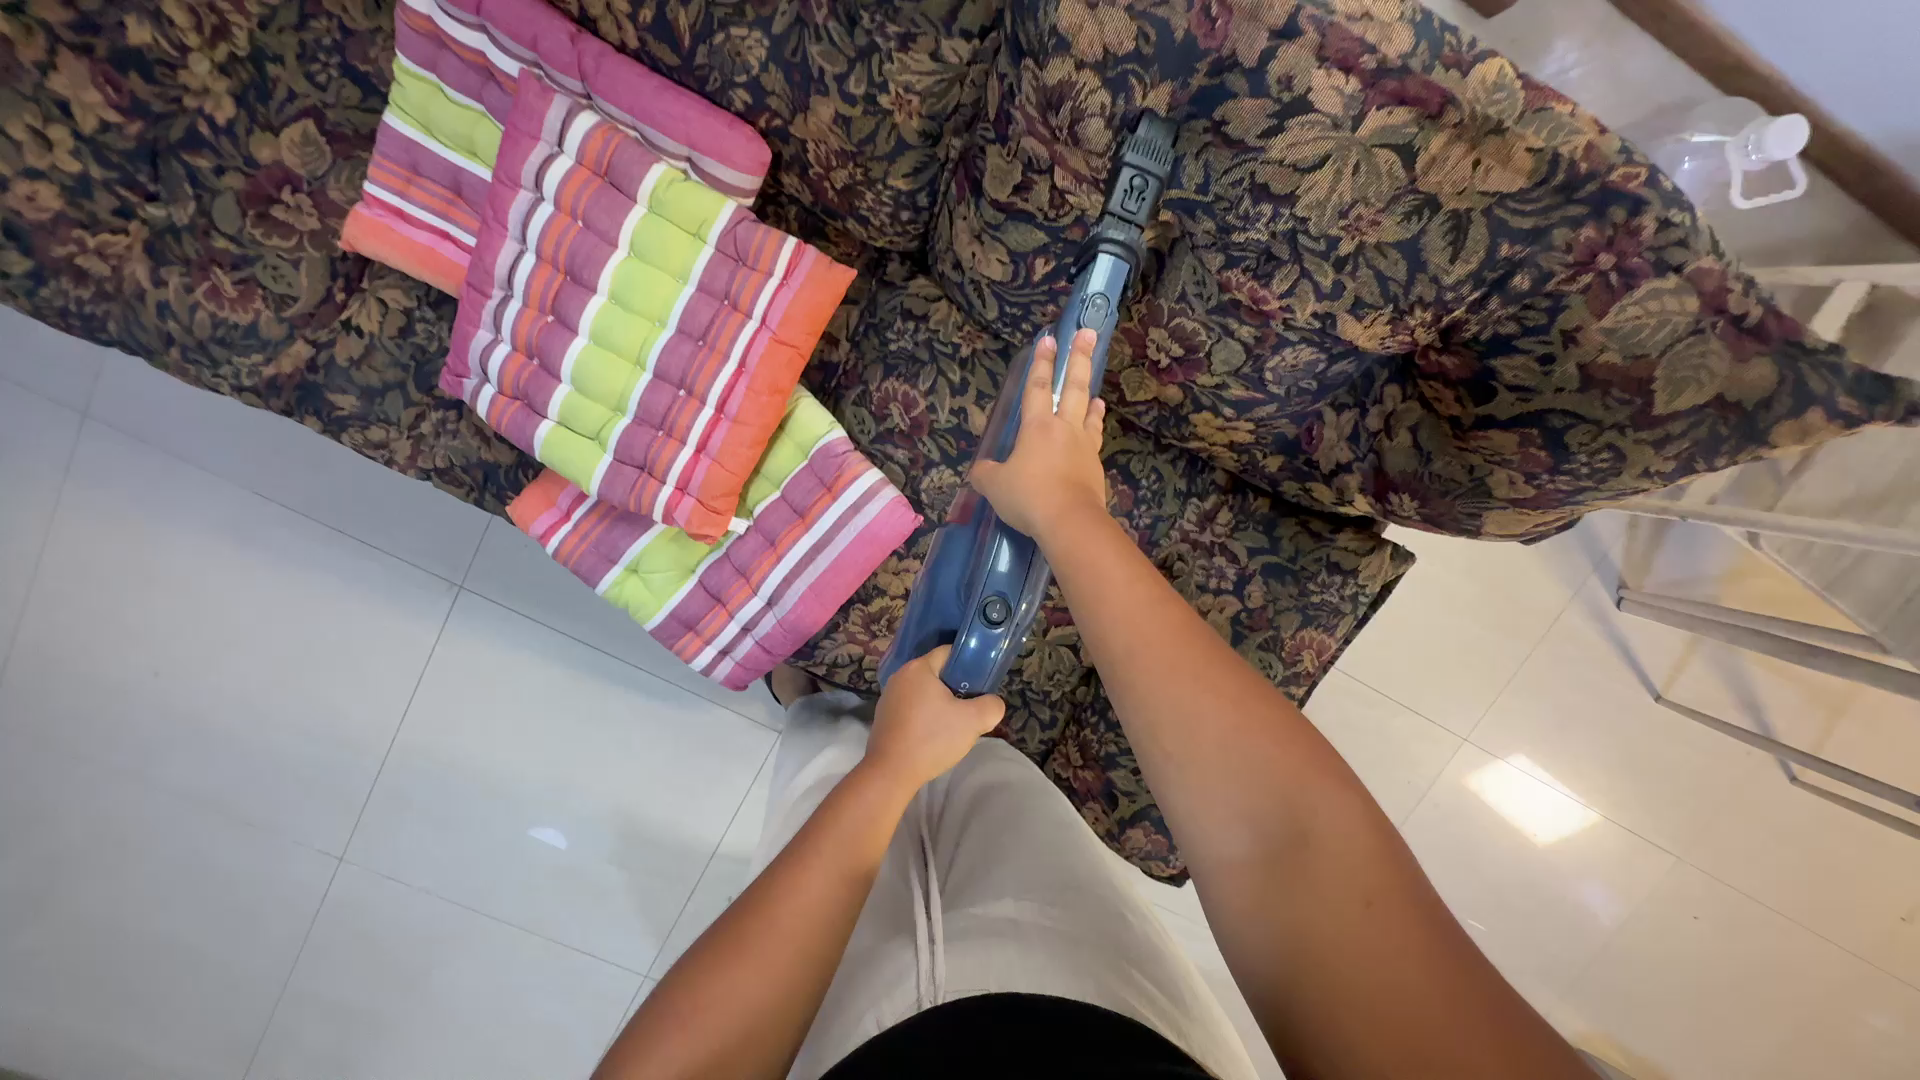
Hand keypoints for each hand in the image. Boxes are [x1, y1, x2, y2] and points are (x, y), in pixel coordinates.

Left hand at [862, 645, 1005, 792]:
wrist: (891, 773)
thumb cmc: (932, 738)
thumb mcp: (973, 721)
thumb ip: (992, 706)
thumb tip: (993, 703)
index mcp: (918, 668)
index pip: (949, 652)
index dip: (969, 664)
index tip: (981, 683)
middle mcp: (900, 676)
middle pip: (936, 673)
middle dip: (956, 687)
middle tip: (971, 706)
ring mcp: (888, 697)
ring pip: (924, 693)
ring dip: (940, 704)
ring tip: (954, 724)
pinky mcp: (884, 717)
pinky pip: (911, 708)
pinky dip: (925, 716)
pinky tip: (933, 736)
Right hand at [969, 327, 1109, 546]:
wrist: (1069, 521)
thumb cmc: (1029, 497)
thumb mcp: (995, 486)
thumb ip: (985, 474)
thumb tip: (979, 470)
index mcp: (1037, 427)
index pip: (1038, 387)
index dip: (1041, 363)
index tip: (1048, 340)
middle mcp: (1064, 429)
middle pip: (1074, 388)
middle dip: (1079, 359)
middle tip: (1088, 334)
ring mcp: (1083, 447)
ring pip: (1089, 413)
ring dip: (1091, 398)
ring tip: (1096, 390)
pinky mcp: (1095, 467)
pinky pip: (1095, 440)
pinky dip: (1096, 428)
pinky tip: (1095, 430)